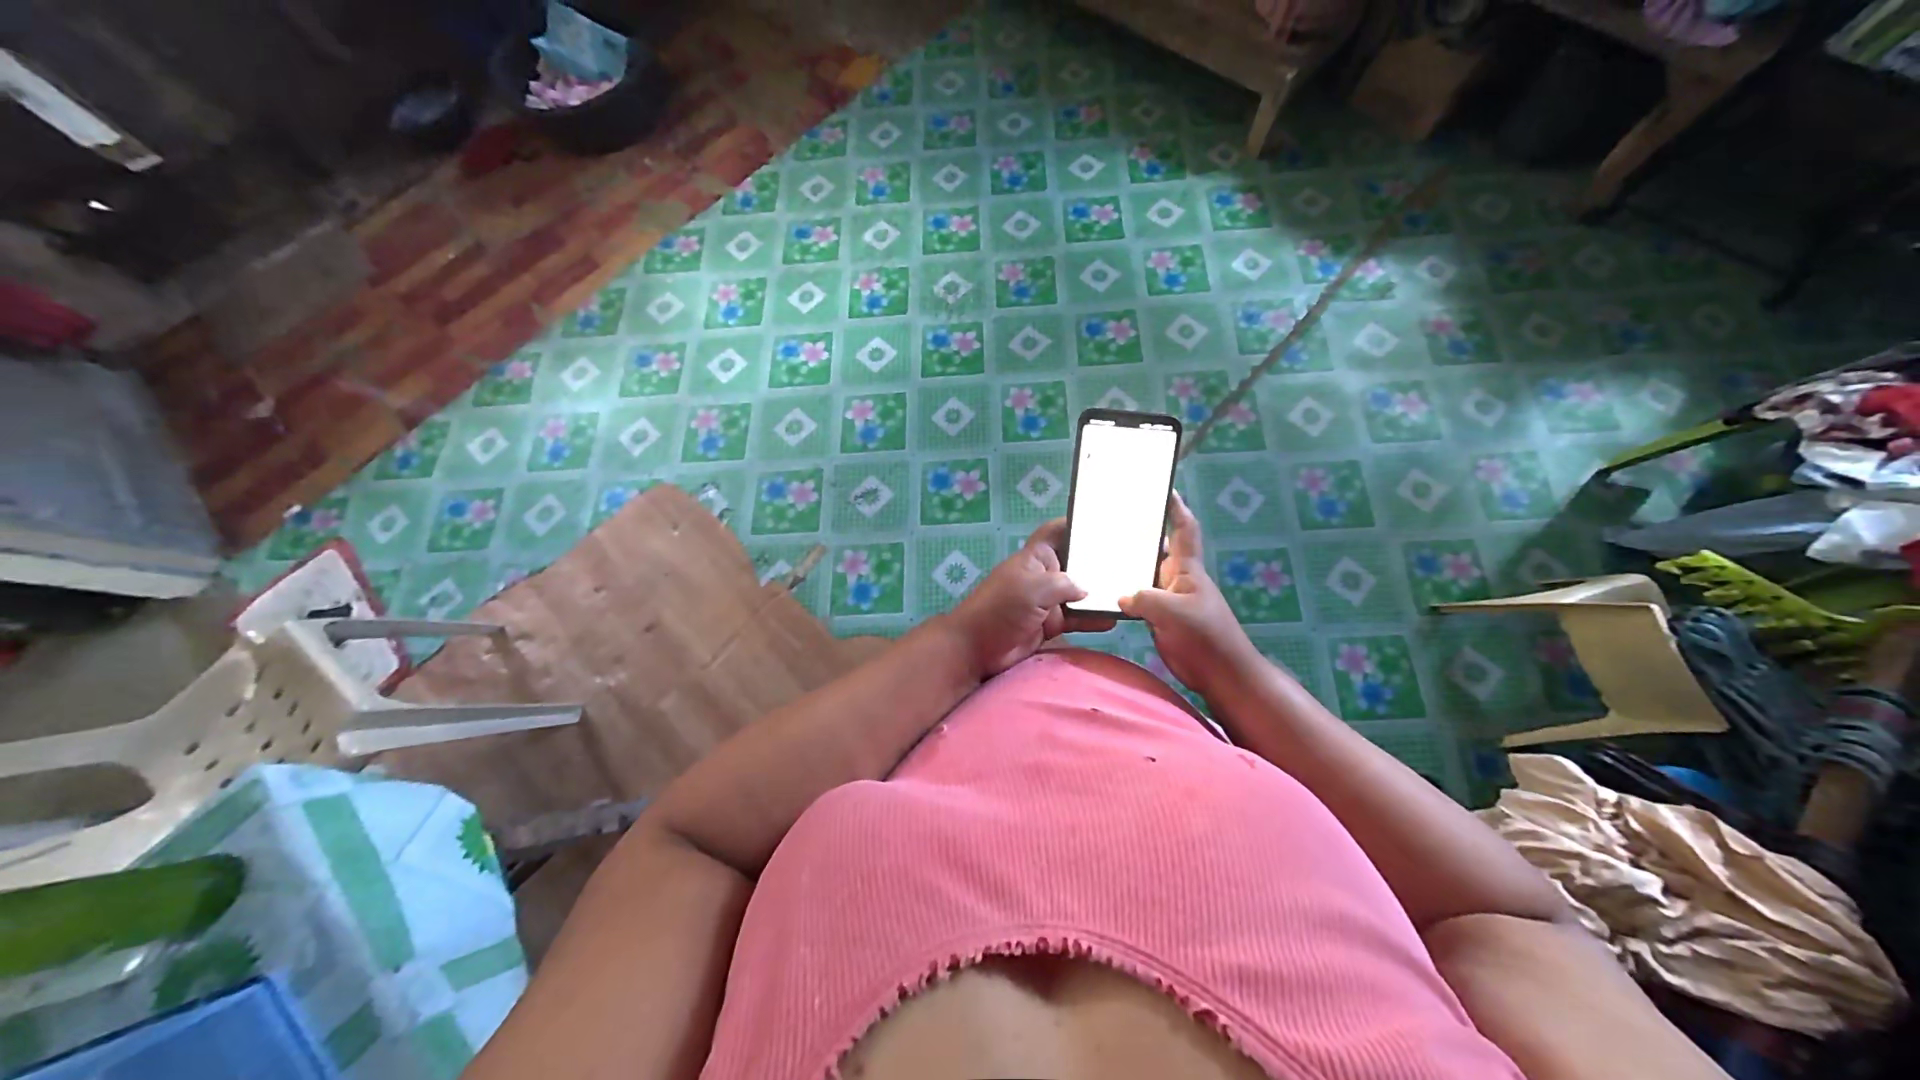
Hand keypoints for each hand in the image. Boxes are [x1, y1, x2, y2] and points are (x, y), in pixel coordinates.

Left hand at [950, 519, 1117, 676]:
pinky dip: (1093, 620)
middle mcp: (1044, 576)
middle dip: (1098, 562)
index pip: (1056, 532)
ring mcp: (1047, 602)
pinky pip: (1076, 619)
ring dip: (1099, 594)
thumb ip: (1064, 584)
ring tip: (1129, 591)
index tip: (1104, 522)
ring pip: (1079, 593)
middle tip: (1131, 561)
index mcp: (1035, 558)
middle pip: (1075, 563)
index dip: (1075, 525)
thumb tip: (1087, 590)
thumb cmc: (1000, 609)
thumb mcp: (1032, 588)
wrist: (976, 649)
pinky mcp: (1049, 625)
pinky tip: (1114, 619)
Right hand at [1117, 491, 1257, 694]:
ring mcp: (1167, 600)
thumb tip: (1122, 596)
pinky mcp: (1159, 619)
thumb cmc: (1206, 636)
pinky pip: (1137, 599)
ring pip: (1143, 575)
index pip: (1184, 530)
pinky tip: (1103, 591)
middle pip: (1156, 550)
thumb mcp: (1174, 612)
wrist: (1220, 674)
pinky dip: (1123, 593)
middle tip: (1110, 523)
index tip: (1164, 488)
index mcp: (1187, 570)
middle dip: (1139, 536)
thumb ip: (1145, 599)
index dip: (1176, 509)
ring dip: (1126, 566)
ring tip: (1098, 553)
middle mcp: (1176, 580)